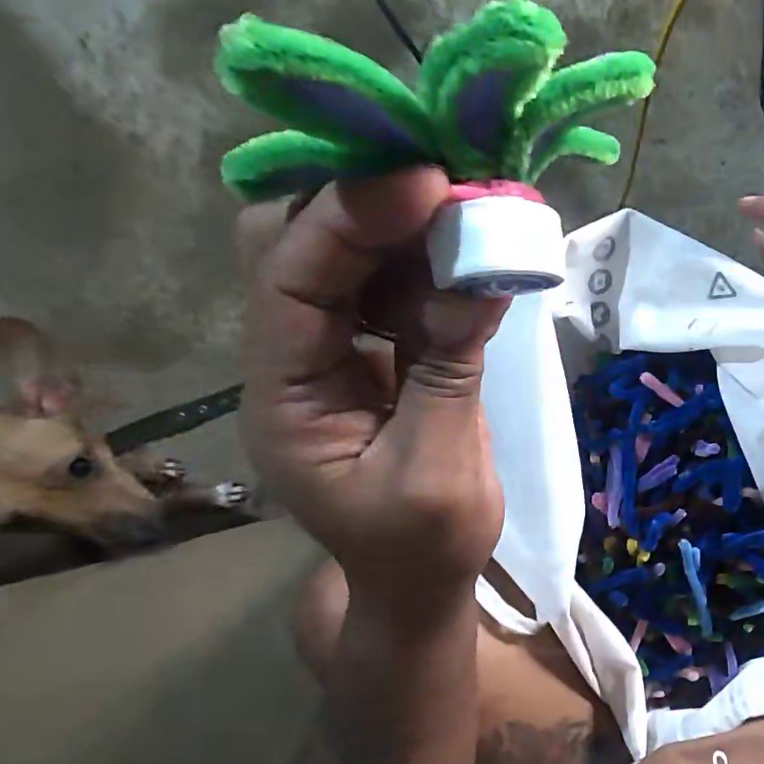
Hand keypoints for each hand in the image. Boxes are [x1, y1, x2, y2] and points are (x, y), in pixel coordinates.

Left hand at [241, 169, 510, 609]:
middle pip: (299, 248)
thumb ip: (449, 371)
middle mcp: (296, 359)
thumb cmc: (421, 548)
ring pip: (352, 259)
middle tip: (449, 183)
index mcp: (284, 397)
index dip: (346, 219)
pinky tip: (476, 252)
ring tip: (474, 210)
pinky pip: (397, 289)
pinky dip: (435, 263)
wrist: (420, 584)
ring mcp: (337, 352)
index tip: (422, 179)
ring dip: (410, 228)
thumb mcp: (437, 472)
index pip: (288, 281)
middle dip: (369, 207)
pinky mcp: (380, 353)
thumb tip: (479, 278)